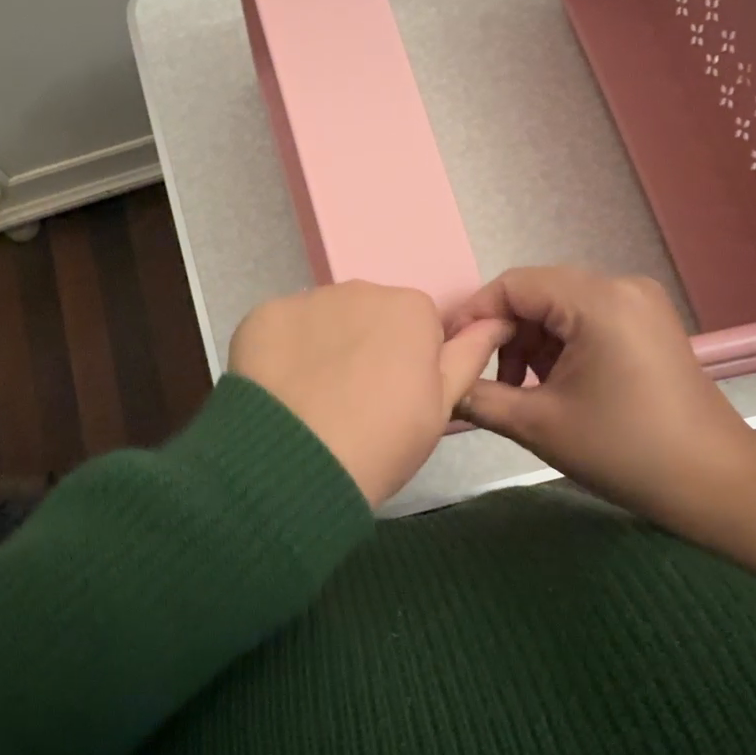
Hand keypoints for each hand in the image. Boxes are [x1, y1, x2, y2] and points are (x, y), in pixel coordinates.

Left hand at [230, 281, 512, 507]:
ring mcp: (305, 300)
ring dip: (320, 347)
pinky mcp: (261, 316)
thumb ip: (466, 357)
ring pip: (321, 320)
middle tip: (349, 403)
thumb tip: (494, 323)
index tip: (389, 401)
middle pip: (366, 315)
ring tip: (310, 401)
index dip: (404, 364)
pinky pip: (279, 330)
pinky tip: (279, 391)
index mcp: (411, 309)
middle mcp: (358, 290)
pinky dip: (280, 354)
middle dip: (361, 347)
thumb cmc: (382, 443)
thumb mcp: (439, 408)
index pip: (414, 326)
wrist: (297, 465)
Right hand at [445, 267, 755, 519]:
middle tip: (477, 376)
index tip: (449, 353)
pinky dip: (556, 346)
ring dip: (527, 342)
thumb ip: (478, 396)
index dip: (474, 315)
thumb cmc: (622, 450)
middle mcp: (620, 287)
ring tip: (515, 389)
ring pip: (558, 307)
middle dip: (500, 333)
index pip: (513, 285)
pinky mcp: (646, 323)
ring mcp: (638, 303)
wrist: (711, 480)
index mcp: (598, 302)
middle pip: (536, 292)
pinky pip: (584, 319)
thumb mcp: (537, 424)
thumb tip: (442, 384)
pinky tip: (547, 384)